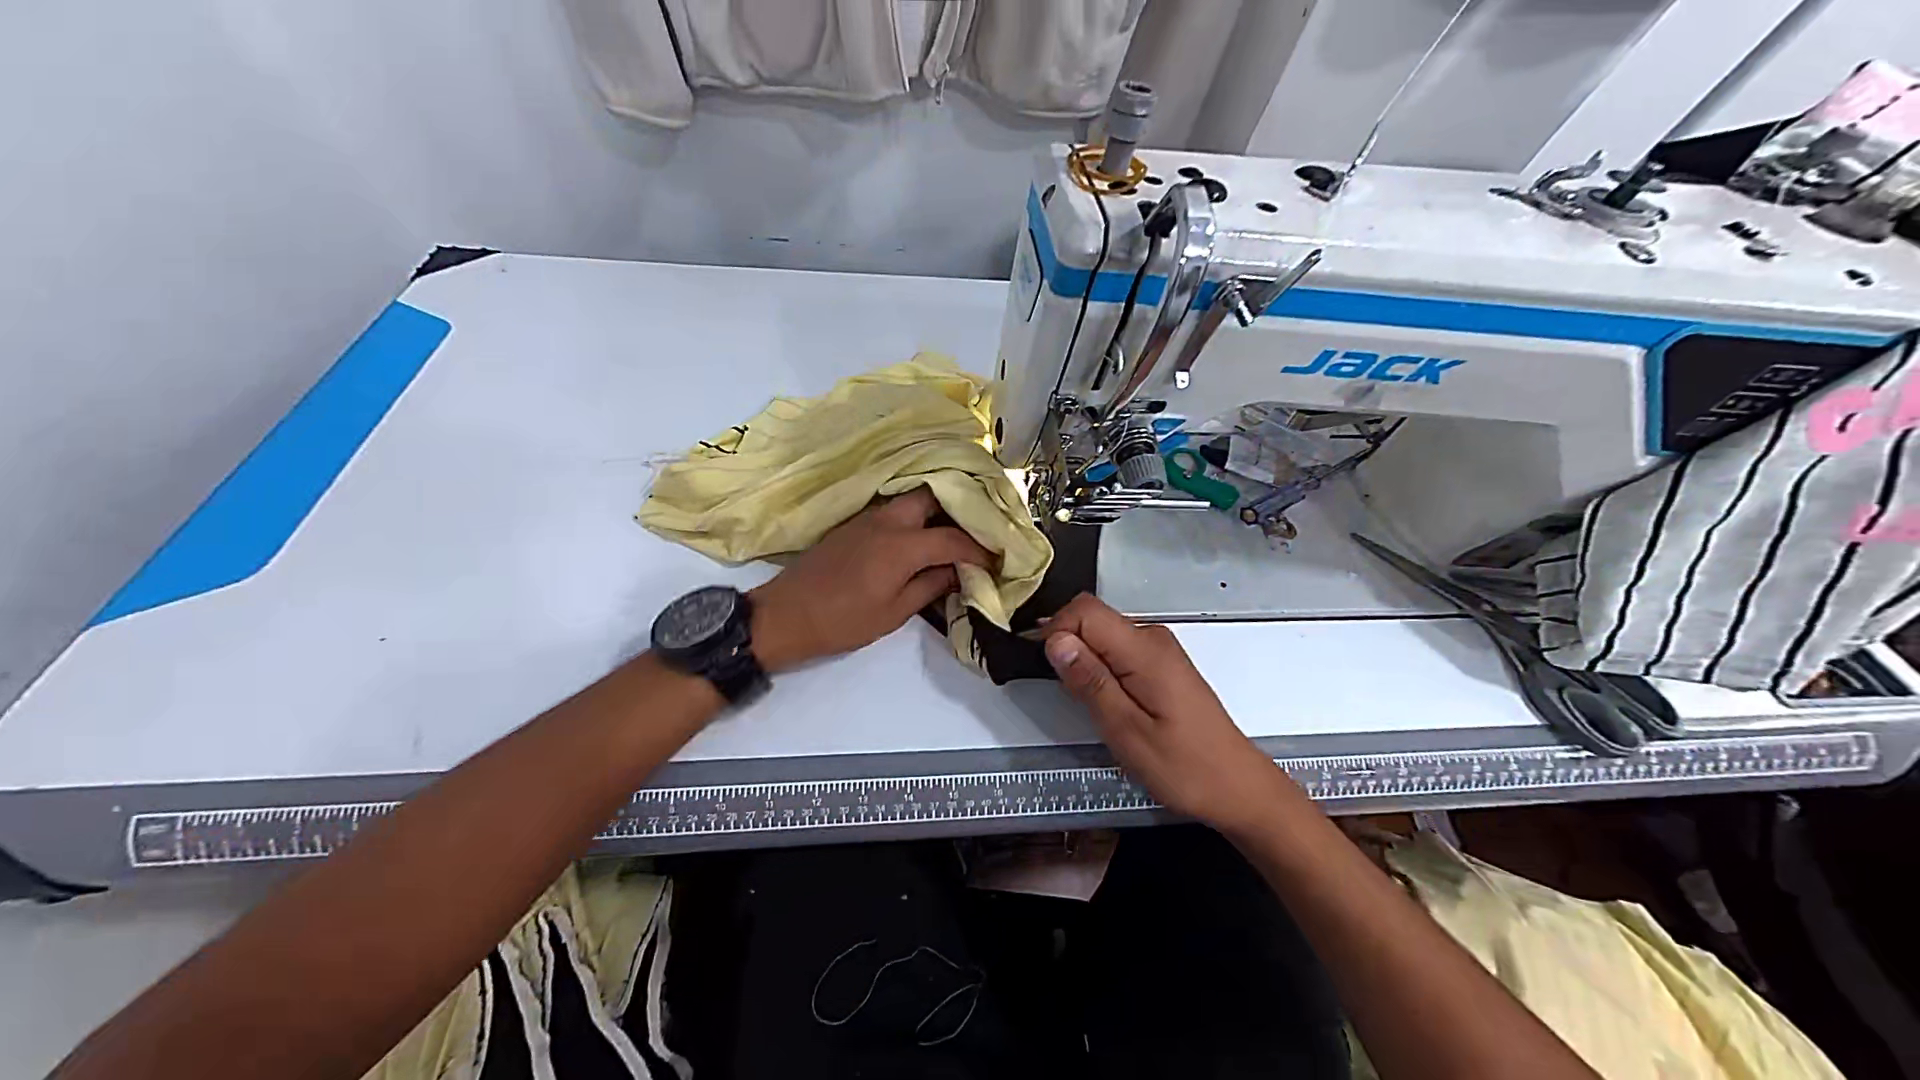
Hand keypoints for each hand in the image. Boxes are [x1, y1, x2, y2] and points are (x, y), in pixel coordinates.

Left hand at [749, 487, 992, 671]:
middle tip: (977, 531)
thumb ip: (931, 586)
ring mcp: (867, 518)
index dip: (979, 549)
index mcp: (901, 545)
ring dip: (936, 510)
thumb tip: (959, 572)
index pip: (953, 539)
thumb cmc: (842, 621)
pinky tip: (922, 537)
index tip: (996, 560)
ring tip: (955, 533)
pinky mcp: (853, 524)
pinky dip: (915, 517)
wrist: (784, 615)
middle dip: (959, 509)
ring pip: (912, 499)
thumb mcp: (894, 612)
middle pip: (933, 496)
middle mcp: (886, 520)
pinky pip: (893, 509)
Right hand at [1043, 593, 1293, 836]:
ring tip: (1084, 702)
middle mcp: (1153, 639)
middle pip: (1093, 618)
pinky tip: (1104, 700)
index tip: (1044, 667)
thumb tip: (1055, 640)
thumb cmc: (1184, 767)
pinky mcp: (1162, 665)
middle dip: (1067, 645)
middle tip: (1065, 693)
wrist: (1238, 787)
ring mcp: (1160, 650)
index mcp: (1144, 650)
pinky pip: (1118, 649)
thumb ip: (1089, 682)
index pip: (1085, 610)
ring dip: (1083, 658)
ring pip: (1103, 634)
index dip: (1056, 630)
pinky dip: (1100, 666)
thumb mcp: (1126, 731)